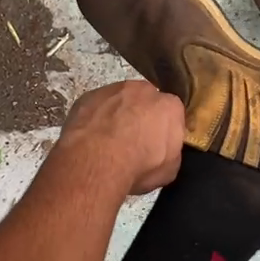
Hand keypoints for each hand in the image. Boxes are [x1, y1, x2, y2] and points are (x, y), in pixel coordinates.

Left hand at [59, 80, 185, 194]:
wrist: (98, 161)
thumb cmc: (138, 165)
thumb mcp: (169, 169)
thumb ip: (171, 151)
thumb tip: (165, 151)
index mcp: (169, 106)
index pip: (171, 112)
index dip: (163, 128)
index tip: (156, 144)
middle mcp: (144, 91)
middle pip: (145, 100)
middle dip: (140, 116)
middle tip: (132, 141)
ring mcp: (114, 91)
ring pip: (118, 100)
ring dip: (116, 115)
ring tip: (107, 142)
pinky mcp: (88, 97)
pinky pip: (94, 106)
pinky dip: (93, 119)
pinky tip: (90, 139)